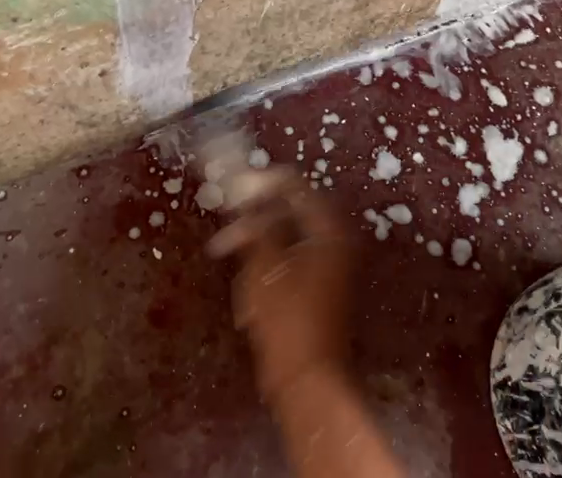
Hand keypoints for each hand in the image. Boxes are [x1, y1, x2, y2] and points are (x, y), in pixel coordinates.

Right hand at [208, 171, 351, 401]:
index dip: (260, 183)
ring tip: (233, 266)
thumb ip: (255, 222)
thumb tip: (244, 189)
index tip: (229, 189)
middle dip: (254, 221)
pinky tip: (250, 293)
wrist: (306, 378)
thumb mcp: (264, 264)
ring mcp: (328, 264)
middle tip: (226, 230)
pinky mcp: (317, 286)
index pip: (293, 185)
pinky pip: (288, 263)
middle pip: (289, 212)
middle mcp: (335, 240)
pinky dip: (266, 270)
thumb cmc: (287, 318)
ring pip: (285, 240)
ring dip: (257, 249)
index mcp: (329, 228)